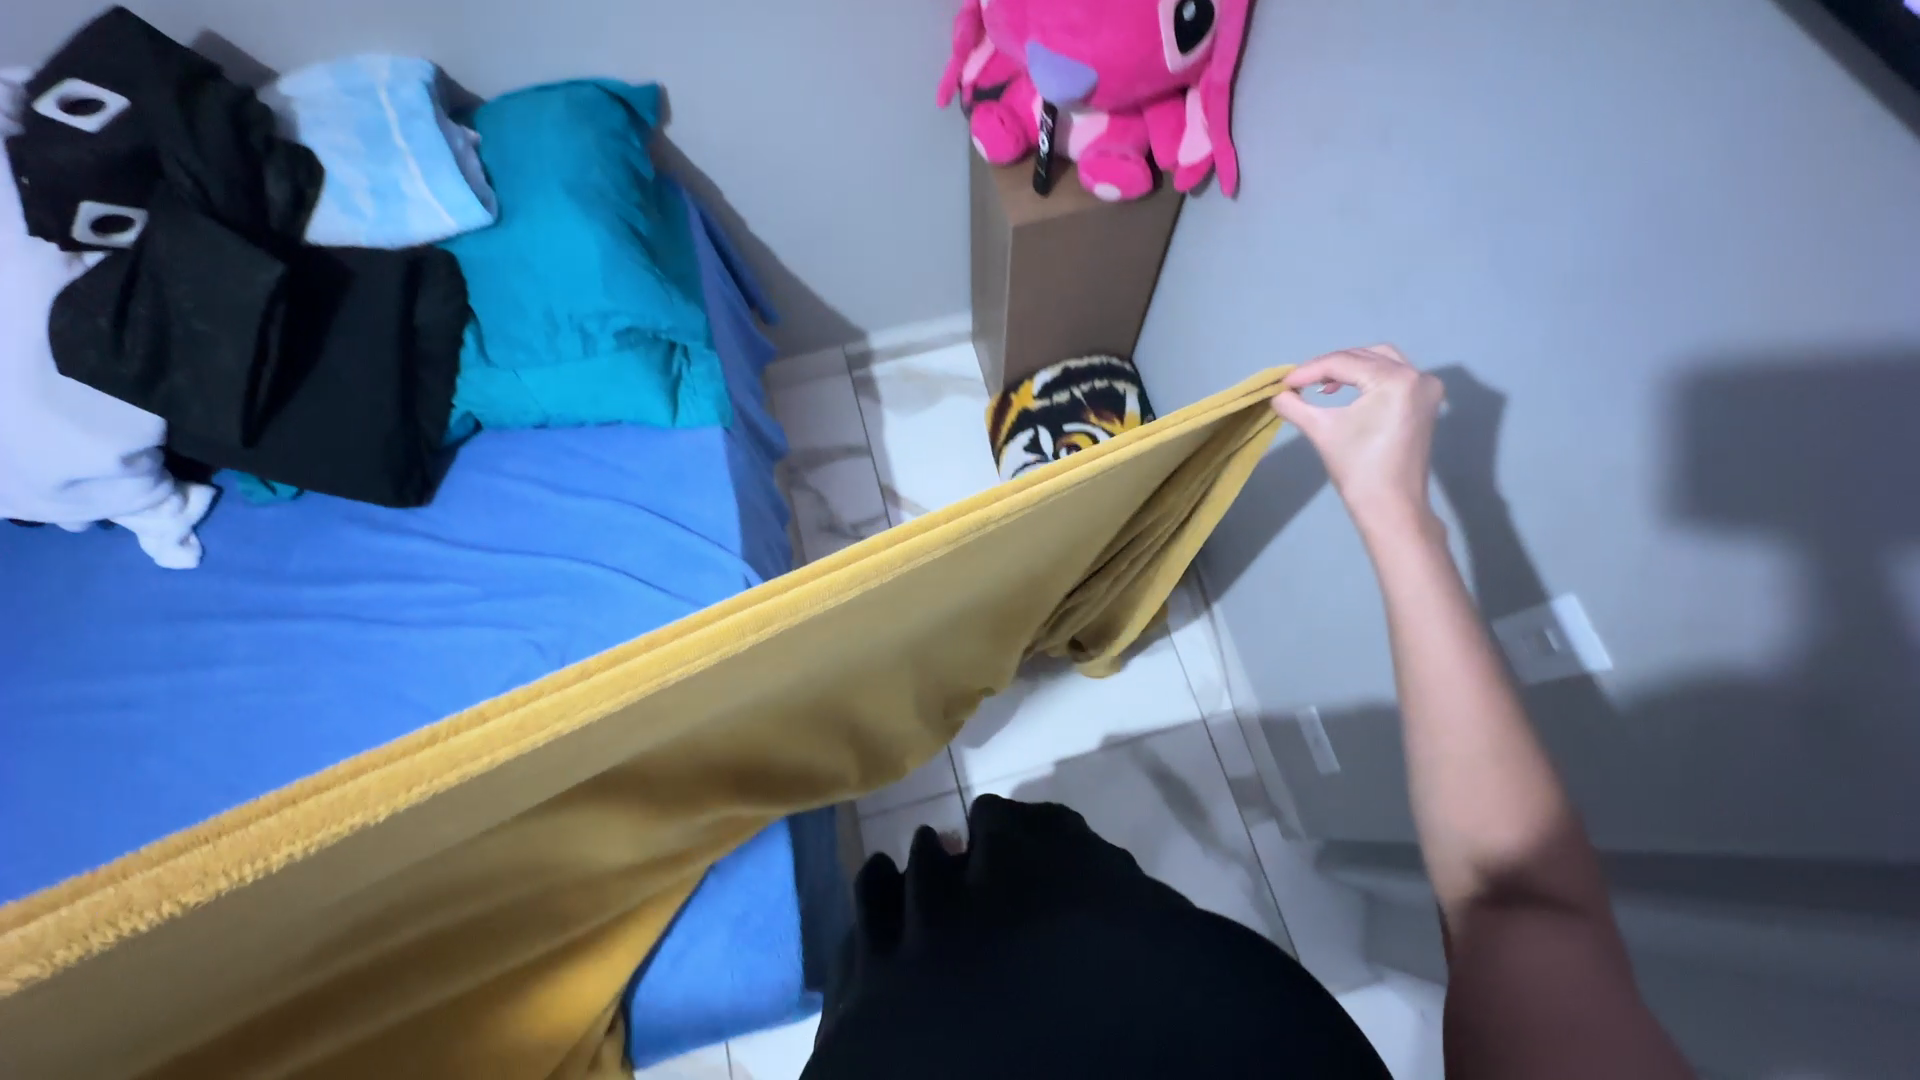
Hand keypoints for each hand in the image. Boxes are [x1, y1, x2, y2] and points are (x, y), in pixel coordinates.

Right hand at [1270, 346, 1445, 532]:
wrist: (1390, 506)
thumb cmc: (1357, 468)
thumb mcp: (1321, 430)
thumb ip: (1294, 406)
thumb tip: (1277, 393)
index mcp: (1395, 380)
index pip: (1343, 363)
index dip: (1308, 370)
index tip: (1282, 383)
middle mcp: (1417, 376)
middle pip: (1364, 356)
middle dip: (1329, 365)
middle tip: (1299, 382)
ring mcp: (1426, 388)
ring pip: (1380, 361)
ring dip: (1349, 367)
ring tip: (1320, 383)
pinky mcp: (1425, 401)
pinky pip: (1392, 375)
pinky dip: (1367, 377)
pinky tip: (1344, 391)